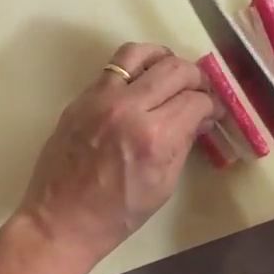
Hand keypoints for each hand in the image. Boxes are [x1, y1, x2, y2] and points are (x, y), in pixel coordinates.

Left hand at [14, 43, 219, 269]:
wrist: (60, 220)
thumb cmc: (117, 214)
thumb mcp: (163, 186)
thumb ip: (183, 144)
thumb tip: (199, 117)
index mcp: (154, 137)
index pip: (195, 100)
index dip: (211, 104)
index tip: (213, 111)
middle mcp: (128, 108)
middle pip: (174, 69)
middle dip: (195, 77)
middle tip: (197, 92)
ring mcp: (99, 99)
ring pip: (139, 53)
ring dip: (162, 60)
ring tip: (168, 76)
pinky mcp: (80, 99)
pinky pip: (113, 68)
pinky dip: (134, 70)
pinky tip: (140, 86)